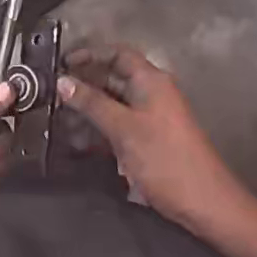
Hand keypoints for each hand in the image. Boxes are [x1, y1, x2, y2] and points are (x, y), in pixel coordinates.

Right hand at [61, 44, 256, 256]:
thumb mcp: (123, 128)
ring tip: (58, 119)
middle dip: (83, 84)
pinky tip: (76, 140)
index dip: (90, 54)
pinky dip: (97, 128)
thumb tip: (62, 82)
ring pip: (112, 104)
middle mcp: (152, 94)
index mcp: (152, 82)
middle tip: (52, 92)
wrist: (203, 202)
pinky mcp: (147, 140)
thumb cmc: (165, 159)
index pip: (118, 54)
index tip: (63, 63)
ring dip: (87, 109)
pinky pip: (117, 125)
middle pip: (113, 78)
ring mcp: (150, 118)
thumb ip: (92, 103)